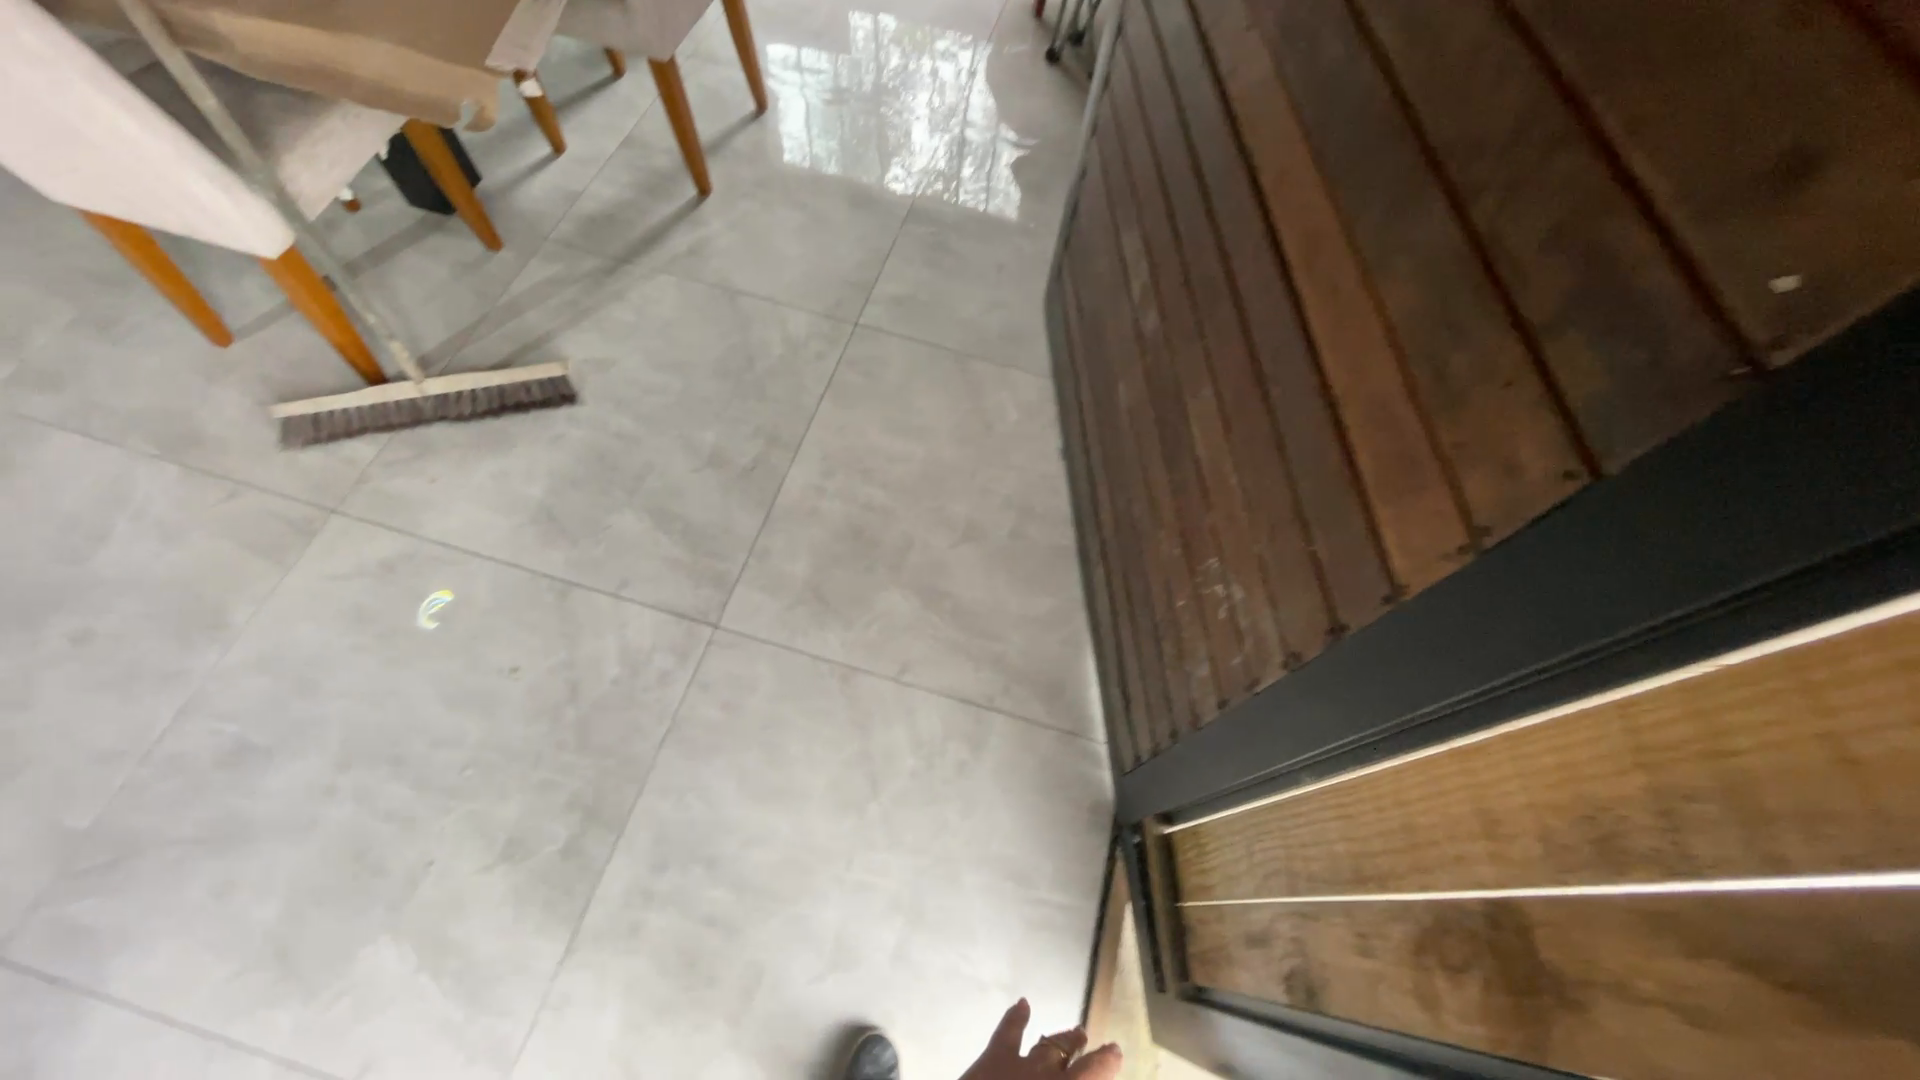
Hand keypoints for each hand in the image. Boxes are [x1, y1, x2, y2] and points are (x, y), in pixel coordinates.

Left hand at [958, 999, 1121, 1079]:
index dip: (1107, 1064)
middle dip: (1089, 1056)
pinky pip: (1008, 1034)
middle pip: (1075, 1063)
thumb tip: (1073, 1076)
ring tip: (1075, 1031)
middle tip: (1103, 1047)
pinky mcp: (994, 1059)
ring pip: (1048, 1047)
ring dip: (1063, 1040)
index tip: (1115, 1053)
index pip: (1095, 1073)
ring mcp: (1022, 1065)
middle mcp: (1050, 1075)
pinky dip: (1016, 1018)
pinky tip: (1023, 1003)